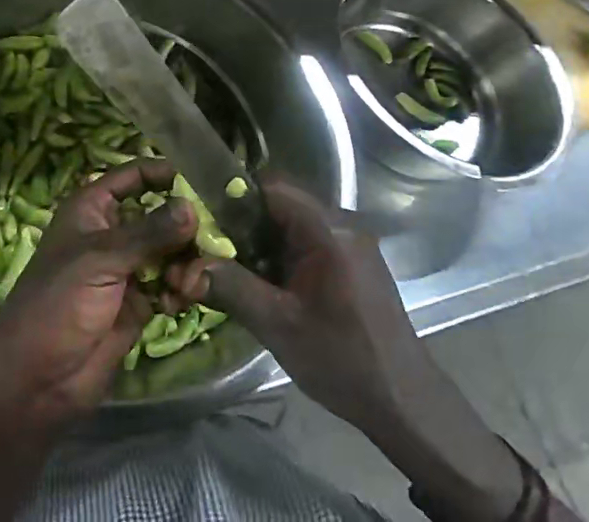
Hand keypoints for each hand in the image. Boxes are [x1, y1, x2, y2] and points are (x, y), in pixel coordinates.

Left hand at [0, 159, 194, 431]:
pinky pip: (173, 284)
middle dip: (187, 228)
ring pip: (172, 251)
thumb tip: (193, 206)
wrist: (38, 379)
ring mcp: (128, 268)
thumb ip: (150, 233)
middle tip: (210, 245)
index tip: (204, 182)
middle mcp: (113, 232)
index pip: (134, 175)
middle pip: (162, 214)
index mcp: (93, 208)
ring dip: (187, 263)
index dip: (165, 174)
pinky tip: (179, 303)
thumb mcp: (101, 259)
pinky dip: (181, 289)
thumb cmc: (59, 303)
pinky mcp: (141, 302)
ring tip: (188, 284)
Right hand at [165, 174, 524, 521]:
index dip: (234, 196)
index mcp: (328, 229)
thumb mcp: (278, 325)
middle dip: (243, 223)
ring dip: (262, 241)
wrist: (404, 401)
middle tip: (211, 247)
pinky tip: (266, 282)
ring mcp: (352, 242)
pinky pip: (308, 241)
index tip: (203, 217)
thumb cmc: (342, 359)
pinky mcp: (353, 261)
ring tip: (231, 266)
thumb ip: (231, 287)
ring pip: (292, 223)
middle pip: (281, 204)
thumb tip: (184, 267)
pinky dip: (282, 253)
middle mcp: (343, 224)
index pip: (272, 187)